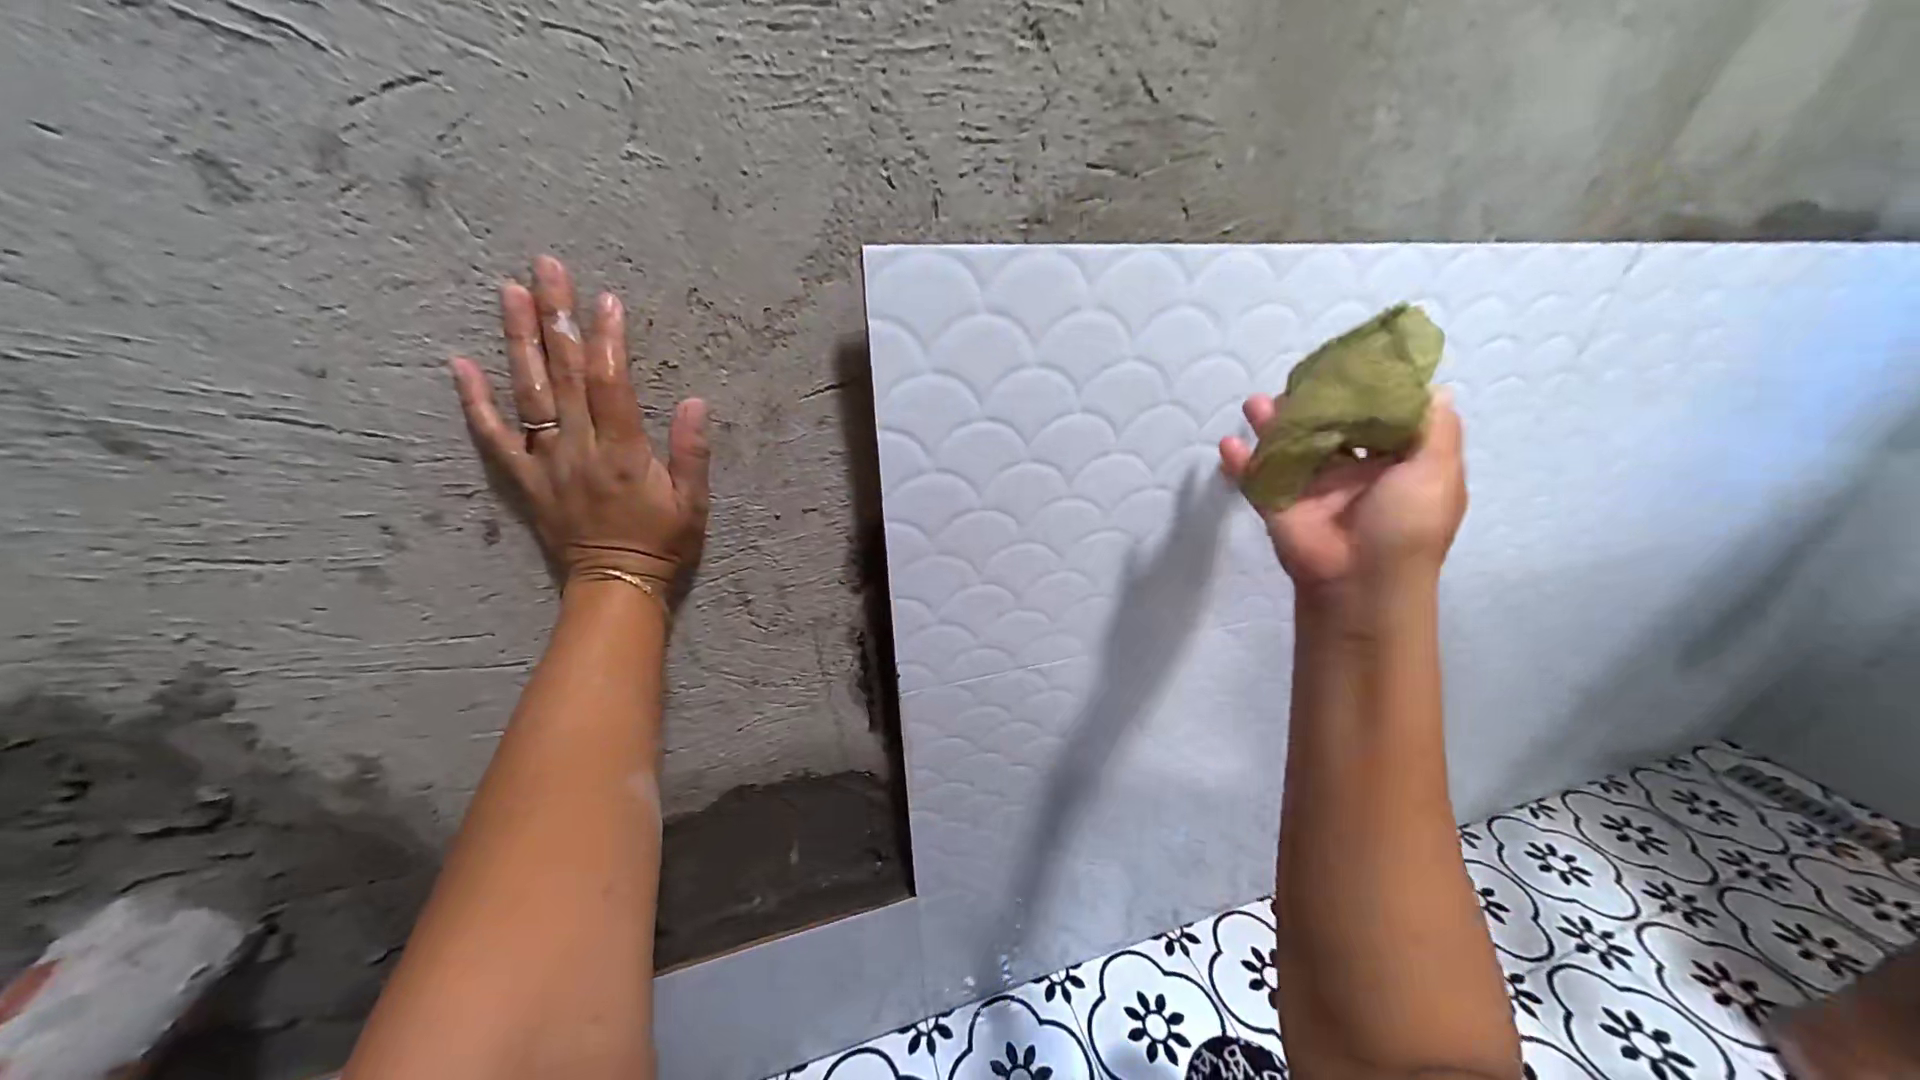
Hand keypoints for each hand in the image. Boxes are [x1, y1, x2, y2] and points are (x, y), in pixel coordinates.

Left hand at [450, 255, 710, 605]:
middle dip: (558, 318)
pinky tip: (461, 363)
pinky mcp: (526, 479)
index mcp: (624, 455)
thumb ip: (692, 453)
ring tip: (509, 292)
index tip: (606, 299)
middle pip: (565, 375)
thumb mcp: (695, 504)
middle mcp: (580, 450)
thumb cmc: (664, 543)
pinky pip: (495, 437)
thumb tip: (697, 402)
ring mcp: (547, 463)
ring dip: (519, 341)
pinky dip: (476, 401)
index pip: (611, 385)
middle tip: (547, 268)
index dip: (607, 340)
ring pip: (529, 393)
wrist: (616, 585)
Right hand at [1219, 388, 1464, 598]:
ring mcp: (1311, 488)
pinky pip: (1256, 479)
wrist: (1359, 582)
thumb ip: (1435, 428)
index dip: (1365, 391)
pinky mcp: (1278, 505)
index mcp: (1393, 463)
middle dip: (1310, 403)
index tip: (1349, 364)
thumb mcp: (1438, 471)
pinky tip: (1229, 445)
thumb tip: (1432, 388)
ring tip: (1255, 404)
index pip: (1378, 417)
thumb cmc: (1406, 524)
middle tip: (1295, 381)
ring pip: (1288, 448)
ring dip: (1270, 425)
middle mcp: (1351, 471)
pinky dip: (1240, 462)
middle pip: (1327, 427)